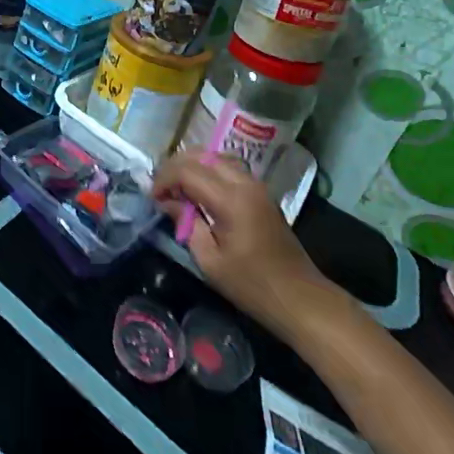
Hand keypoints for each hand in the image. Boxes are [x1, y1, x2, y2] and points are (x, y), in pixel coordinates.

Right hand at [152, 152, 324, 320]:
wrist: (299, 298)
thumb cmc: (251, 285)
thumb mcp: (210, 261)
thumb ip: (186, 224)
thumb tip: (167, 202)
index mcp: (231, 199)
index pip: (187, 171)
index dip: (164, 179)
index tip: (153, 198)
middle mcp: (245, 183)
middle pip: (202, 156)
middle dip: (175, 167)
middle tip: (161, 190)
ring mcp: (256, 186)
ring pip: (216, 158)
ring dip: (193, 167)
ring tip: (178, 189)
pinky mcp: (261, 193)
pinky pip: (229, 169)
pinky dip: (209, 172)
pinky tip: (199, 192)